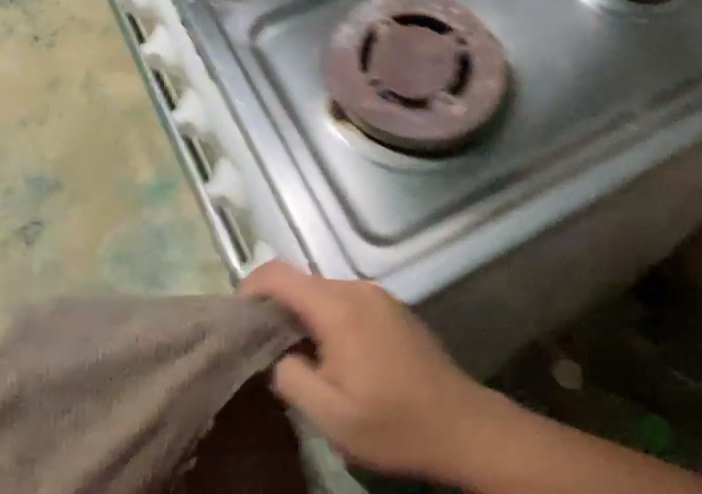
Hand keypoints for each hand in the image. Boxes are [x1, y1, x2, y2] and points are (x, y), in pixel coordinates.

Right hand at [240, 261, 496, 480]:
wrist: (464, 428)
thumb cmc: (394, 424)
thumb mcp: (331, 416)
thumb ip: (291, 378)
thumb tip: (277, 356)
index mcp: (338, 308)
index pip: (279, 274)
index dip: (250, 287)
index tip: (236, 317)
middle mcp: (357, 290)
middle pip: (302, 283)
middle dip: (277, 308)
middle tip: (263, 348)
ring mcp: (380, 297)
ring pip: (325, 293)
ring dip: (305, 317)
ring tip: (297, 357)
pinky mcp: (394, 310)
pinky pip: (348, 303)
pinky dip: (330, 320)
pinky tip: (335, 357)